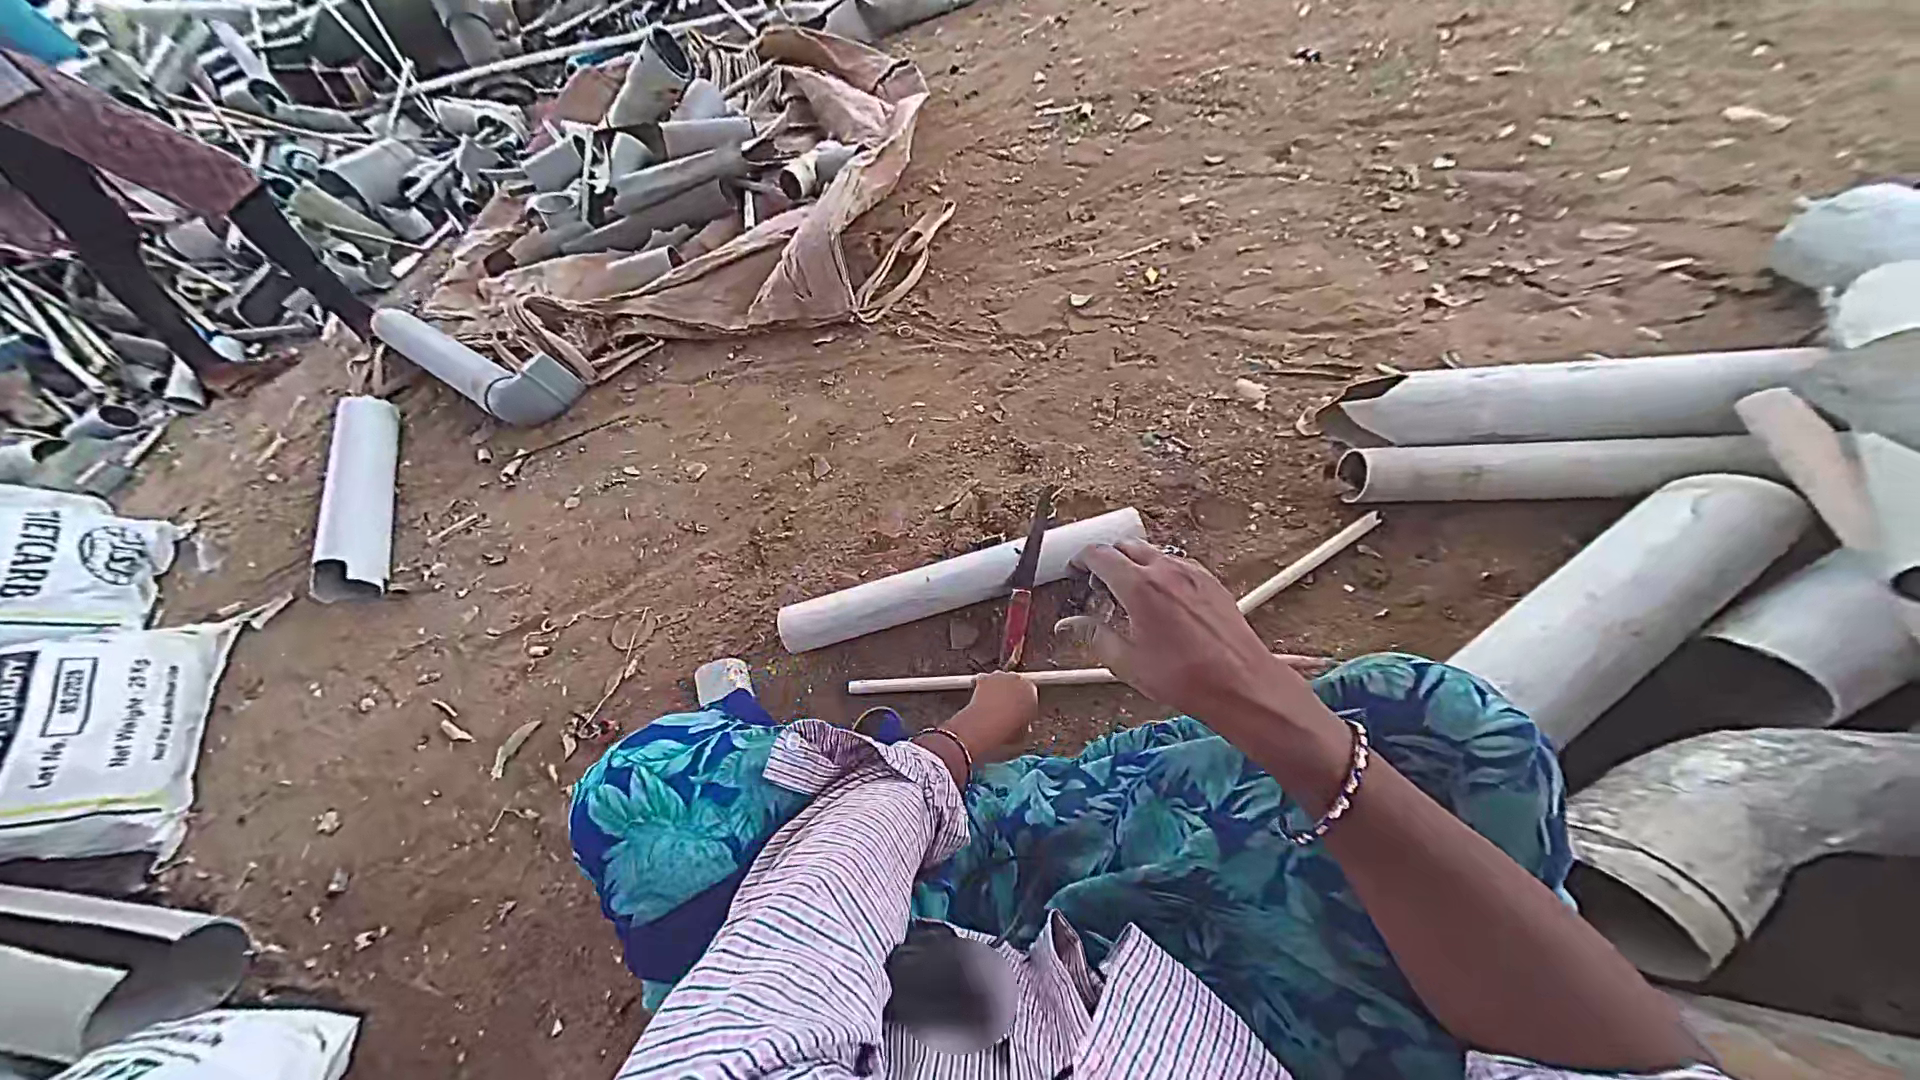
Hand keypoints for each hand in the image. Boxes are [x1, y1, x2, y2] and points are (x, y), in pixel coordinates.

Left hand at [941, 671, 1036, 759]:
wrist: (985, 726)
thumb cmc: (1007, 729)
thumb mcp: (1024, 732)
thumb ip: (1026, 724)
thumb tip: (1023, 726)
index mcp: (1031, 690)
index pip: (1030, 693)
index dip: (1025, 703)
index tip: (1020, 712)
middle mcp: (1016, 679)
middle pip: (1016, 683)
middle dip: (1012, 693)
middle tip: (1007, 709)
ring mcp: (999, 676)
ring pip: (1000, 680)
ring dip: (998, 688)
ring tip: (993, 705)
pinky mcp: (983, 678)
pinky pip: (985, 680)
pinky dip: (984, 687)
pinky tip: (983, 700)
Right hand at [1068, 540, 1327, 732]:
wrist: (1242, 684)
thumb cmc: (1188, 677)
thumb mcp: (1126, 662)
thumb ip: (1093, 635)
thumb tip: (1072, 626)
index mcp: (1139, 586)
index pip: (1100, 554)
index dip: (1081, 559)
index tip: (1076, 568)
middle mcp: (1166, 571)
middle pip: (1126, 545)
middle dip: (1107, 558)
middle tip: (1097, 581)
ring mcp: (1192, 573)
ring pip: (1152, 552)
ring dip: (1134, 563)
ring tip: (1128, 593)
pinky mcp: (1211, 582)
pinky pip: (1176, 564)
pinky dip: (1160, 571)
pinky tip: (1160, 600)